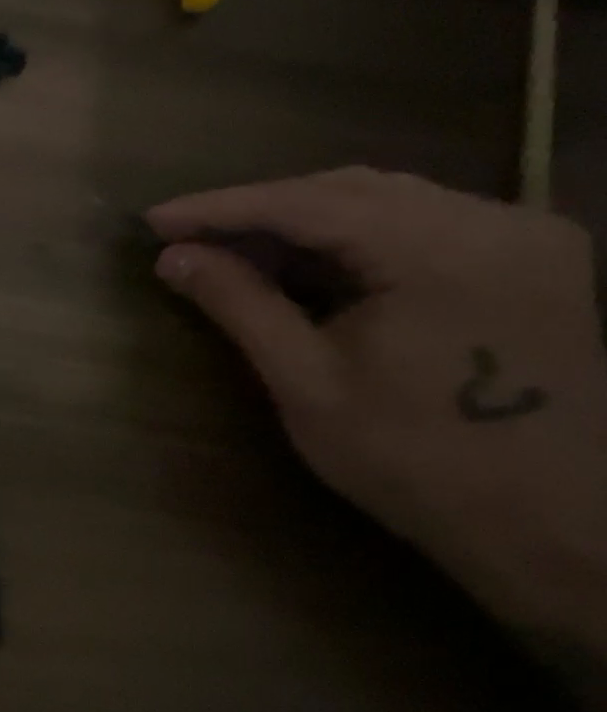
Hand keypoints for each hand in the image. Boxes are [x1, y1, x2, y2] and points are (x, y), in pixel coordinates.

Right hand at [146, 169, 606, 640]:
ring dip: (306, 218)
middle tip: (188, 235)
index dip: (220, 207)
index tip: (154, 219)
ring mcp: (525, 237)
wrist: (557, 523)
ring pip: (390, 199)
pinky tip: (311, 262)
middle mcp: (494, 222)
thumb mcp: (306, 382)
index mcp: (439, 250)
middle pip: (351, 189)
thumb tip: (174, 257)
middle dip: (261, 208)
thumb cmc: (415, 459)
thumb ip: (240, 305)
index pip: (306, 203)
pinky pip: (426, 222)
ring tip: (237, 248)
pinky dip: (356, 234)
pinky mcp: (534, 260)